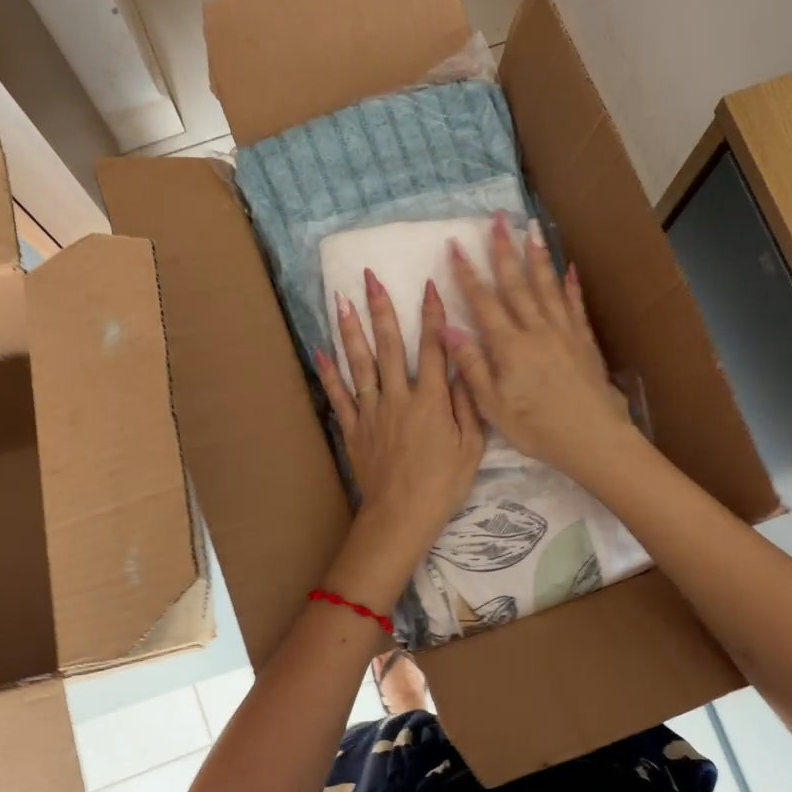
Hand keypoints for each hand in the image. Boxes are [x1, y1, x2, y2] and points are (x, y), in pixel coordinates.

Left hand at [316, 270, 485, 607]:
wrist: (401, 514)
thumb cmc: (443, 484)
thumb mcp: (471, 446)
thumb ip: (466, 403)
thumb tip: (463, 366)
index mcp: (431, 400)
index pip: (434, 348)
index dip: (433, 315)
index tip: (429, 285)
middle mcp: (398, 397)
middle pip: (389, 345)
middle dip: (382, 309)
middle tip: (371, 277)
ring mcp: (371, 411)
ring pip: (359, 363)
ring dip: (351, 330)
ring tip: (342, 300)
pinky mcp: (352, 429)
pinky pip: (338, 396)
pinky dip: (329, 373)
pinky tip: (320, 350)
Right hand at [443, 213, 635, 480]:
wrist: (592, 437)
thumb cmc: (537, 429)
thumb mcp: (493, 406)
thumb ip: (472, 366)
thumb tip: (448, 329)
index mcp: (509, 347)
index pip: (483, 302)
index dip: (467, 274)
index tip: (455, 247)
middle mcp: (536, 330)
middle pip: (517, 283)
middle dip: (504, 250)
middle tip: (497, 219)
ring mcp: (564, 332)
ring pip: (547, 286)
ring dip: (537, 256)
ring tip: (532, 228)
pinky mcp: (584, 341)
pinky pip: (575, 305)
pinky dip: (571, 285)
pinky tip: (568, 268)